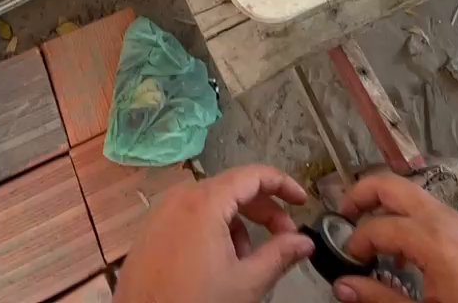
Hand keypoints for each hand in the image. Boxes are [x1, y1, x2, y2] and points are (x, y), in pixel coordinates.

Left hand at [112, 165, 316, 302]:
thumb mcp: (245, 283)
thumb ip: (279, 256)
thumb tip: (305, 242)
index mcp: (205, 200)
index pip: (253, 175)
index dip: (283, 183)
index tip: (303, 201)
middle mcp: (182, 195)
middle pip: (233, 187)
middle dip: (264, 210)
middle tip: (286, 237)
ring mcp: (164, 209)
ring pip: (213, 203)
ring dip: (239, 224)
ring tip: (248, 261)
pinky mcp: (153, 226)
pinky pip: (192, 215)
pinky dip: (214, 228)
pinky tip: (220, 262)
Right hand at [335, 174, 457, 302]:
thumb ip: (382, 299)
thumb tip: (342, 286)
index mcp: (430, 238)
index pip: (377, 227)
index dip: (354, 242)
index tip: (344, 263)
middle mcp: (442, 218)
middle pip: (390, 184)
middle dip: (361, 194)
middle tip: (343, 218)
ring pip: (410, 193)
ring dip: (385, 206)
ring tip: (372, 238)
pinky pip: (429, 209)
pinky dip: (407, 217)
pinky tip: (407, 254)